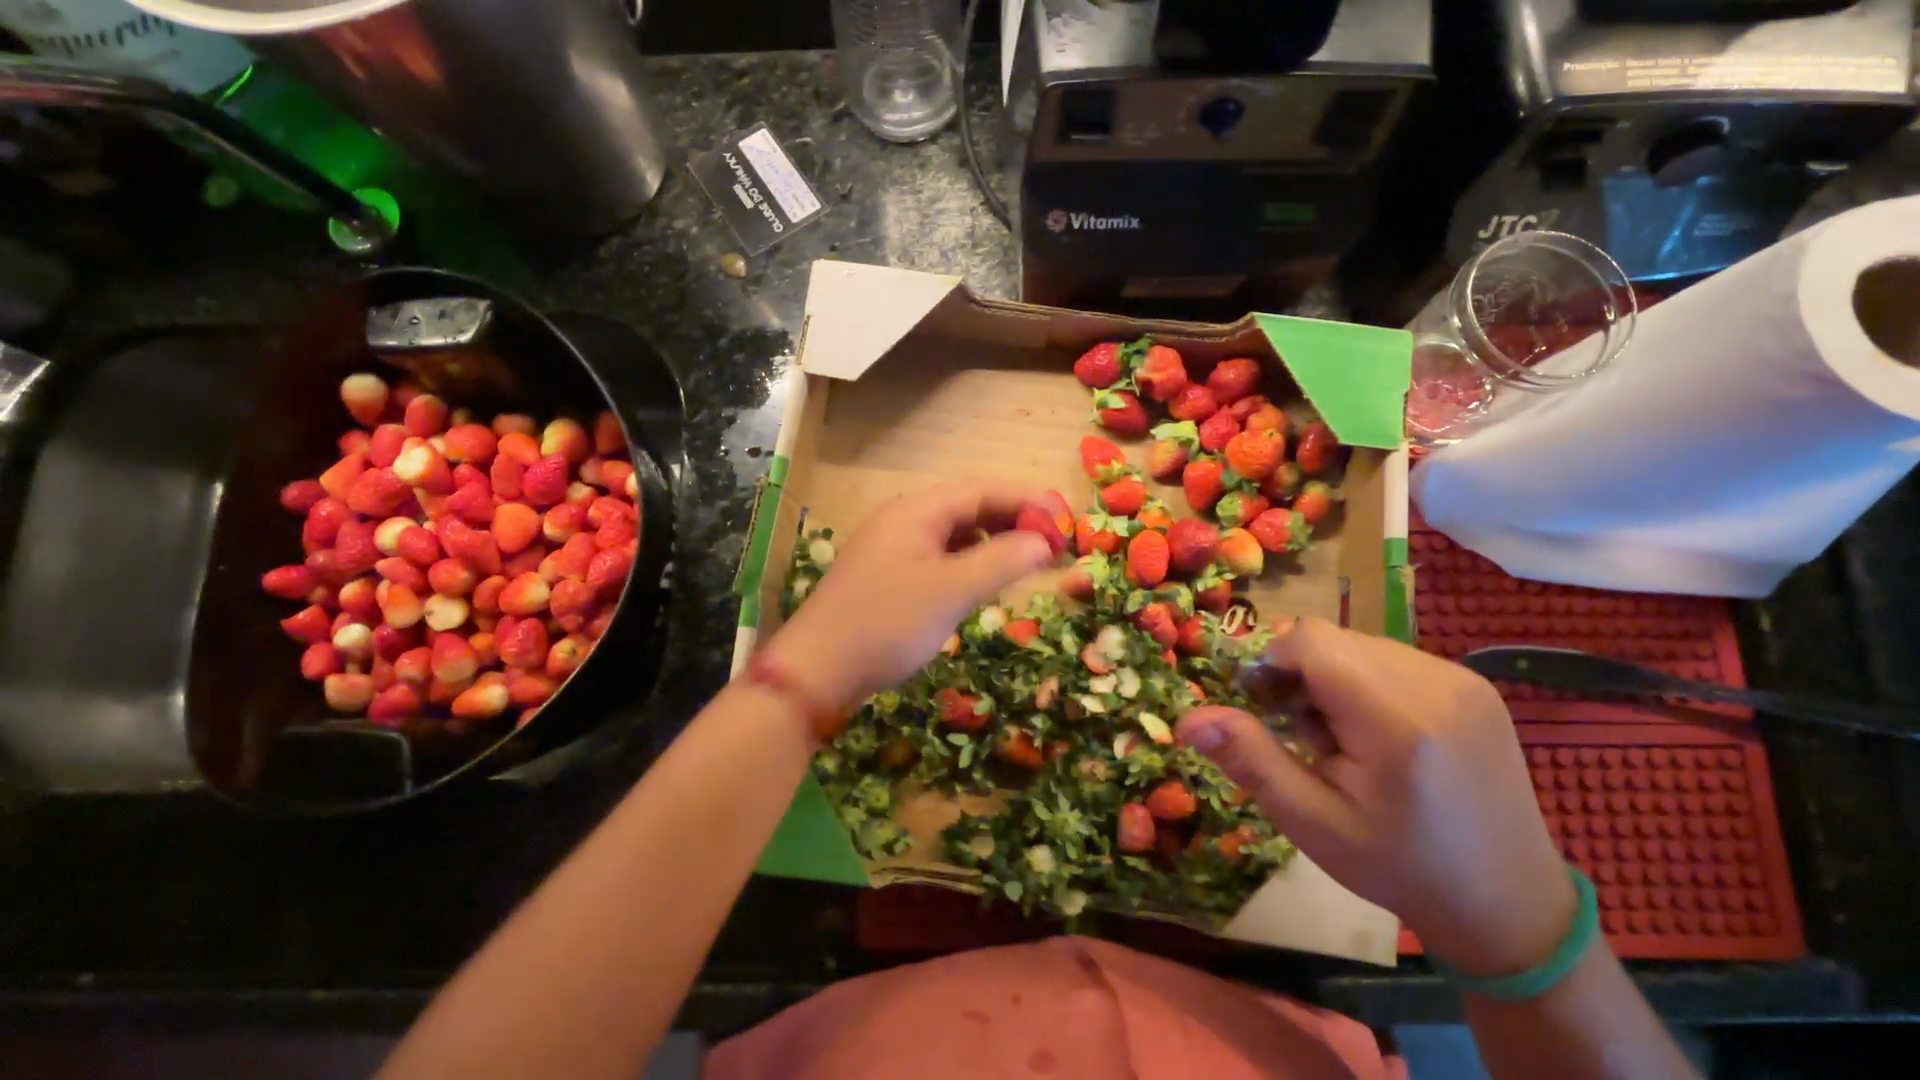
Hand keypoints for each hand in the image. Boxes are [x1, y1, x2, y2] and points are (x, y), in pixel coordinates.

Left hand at [766, 479, 1055, 715]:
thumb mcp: (951, 592)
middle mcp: (903, 519)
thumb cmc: (887, 624)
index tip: (1067, 520)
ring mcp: (891, 547)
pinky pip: (938, 555)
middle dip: (1013, 519)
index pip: (983, 490)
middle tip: (1054, 542)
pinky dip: (968, 561)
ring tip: (1027, 560)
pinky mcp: (886, 575)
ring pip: (953, 533)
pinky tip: (983, 580)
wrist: (816, 670)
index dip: (1028, 500)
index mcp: (916, 510)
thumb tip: (1044, 541)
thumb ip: (1002, 561)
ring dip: (992, 541)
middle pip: (968, 506)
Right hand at [1175, 617, 1576, 977]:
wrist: (1507, 902)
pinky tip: (1380, 736)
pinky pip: (1397, 658)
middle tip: (1303, 736)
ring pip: (1363, 644)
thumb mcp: (1313, 822)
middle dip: (1301, 674)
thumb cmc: (1398, 866)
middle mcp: (1437, 683)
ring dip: (1334, 678)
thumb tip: (1188, 718)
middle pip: (1334, 639)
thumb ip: (1252, 759)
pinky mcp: (1477, 686)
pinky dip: (1369, 683)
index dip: (1271, 663)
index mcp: (1397, 720)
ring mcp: (1465, 680)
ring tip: (1343, 740)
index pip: (1310, 639)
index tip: (1264, 712)